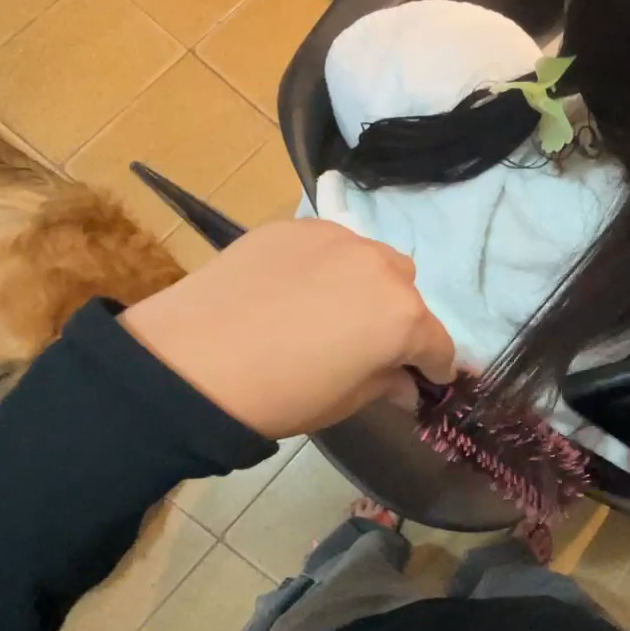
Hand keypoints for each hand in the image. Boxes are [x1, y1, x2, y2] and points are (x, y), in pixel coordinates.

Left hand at [120, 220, 455, 438]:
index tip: (427, 380)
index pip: (439, 344)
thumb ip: (386, 385)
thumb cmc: (279, 395)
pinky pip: (332, 245)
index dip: (436, 368)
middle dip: (401, 320)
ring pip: (375, 260)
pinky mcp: (296, 227)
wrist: (190, 361)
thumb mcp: (344, 402)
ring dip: (370, 285)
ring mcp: (338, 240)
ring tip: (335, 309)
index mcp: (403, 319)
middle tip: (370, 346)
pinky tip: (299, 290)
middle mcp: (381, 269)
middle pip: (410, 293)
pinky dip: (330, 266)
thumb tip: (405, 384)